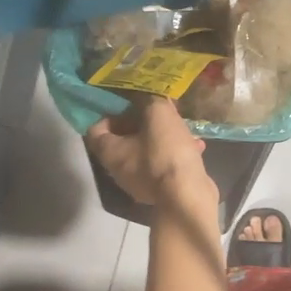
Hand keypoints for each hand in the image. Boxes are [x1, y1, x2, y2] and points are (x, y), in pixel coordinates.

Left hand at [87, 95, 215, 207]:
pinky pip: (165, 166)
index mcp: (110, 152)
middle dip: (140, 123)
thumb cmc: (166, 153)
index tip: (126, 102)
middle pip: (123, 141)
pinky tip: (195, 146)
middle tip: (156, 109)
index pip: (95, 129)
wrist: (188, 197)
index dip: (109, 112)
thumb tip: (149, 93)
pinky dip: (175, 154)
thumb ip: (151, 99)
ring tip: (179, 126)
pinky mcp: (163, 191)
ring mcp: (142, 184)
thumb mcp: (158, 115)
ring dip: (161, 138)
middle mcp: (120, 170)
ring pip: (147, 153)